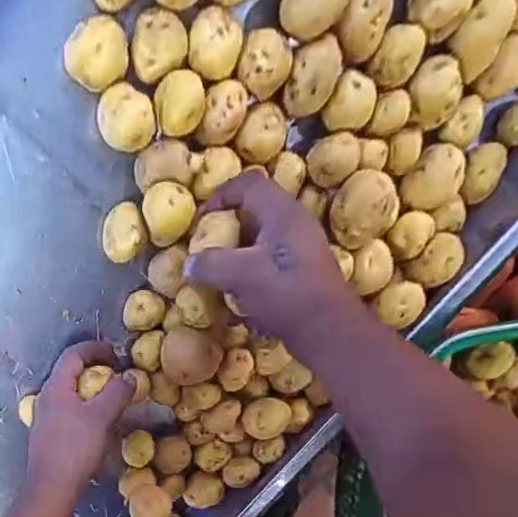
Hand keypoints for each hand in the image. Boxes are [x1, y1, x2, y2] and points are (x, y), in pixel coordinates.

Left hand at [25, 341, 135, 504]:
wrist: (52, 487)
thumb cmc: (75, 449)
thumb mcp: (101, 417)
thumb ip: (117, 392)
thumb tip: (130, 375)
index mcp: (55, 387)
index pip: (74, 354)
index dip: (96, 348)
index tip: (117, 355)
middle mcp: (46, 398)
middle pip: (70, 372)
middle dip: (95, 369)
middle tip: (117, 376)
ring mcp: (45, 417)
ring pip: (70, 393)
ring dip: (91, 390)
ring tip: (112, 398)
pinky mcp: (48, 435)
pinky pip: (68, 411)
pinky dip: (85, 407)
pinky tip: (98, 422)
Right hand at [184, 171, 363, 348]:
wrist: (329, 332)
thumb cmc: (287, 293)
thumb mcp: (241, 275)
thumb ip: (211, 265)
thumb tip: (188, 265)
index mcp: (282, 213)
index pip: (247, 184)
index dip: (219, 196)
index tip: (200, 222)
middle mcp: (293, 227)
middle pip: (251, 217)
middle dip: (223, 237)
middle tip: (205, 256)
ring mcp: (299, 254)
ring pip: (257, 249)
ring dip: (233, 266)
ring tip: (217, 287)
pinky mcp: (300, 280)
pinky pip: (266, 274)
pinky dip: (247, 288)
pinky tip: (236, 314)